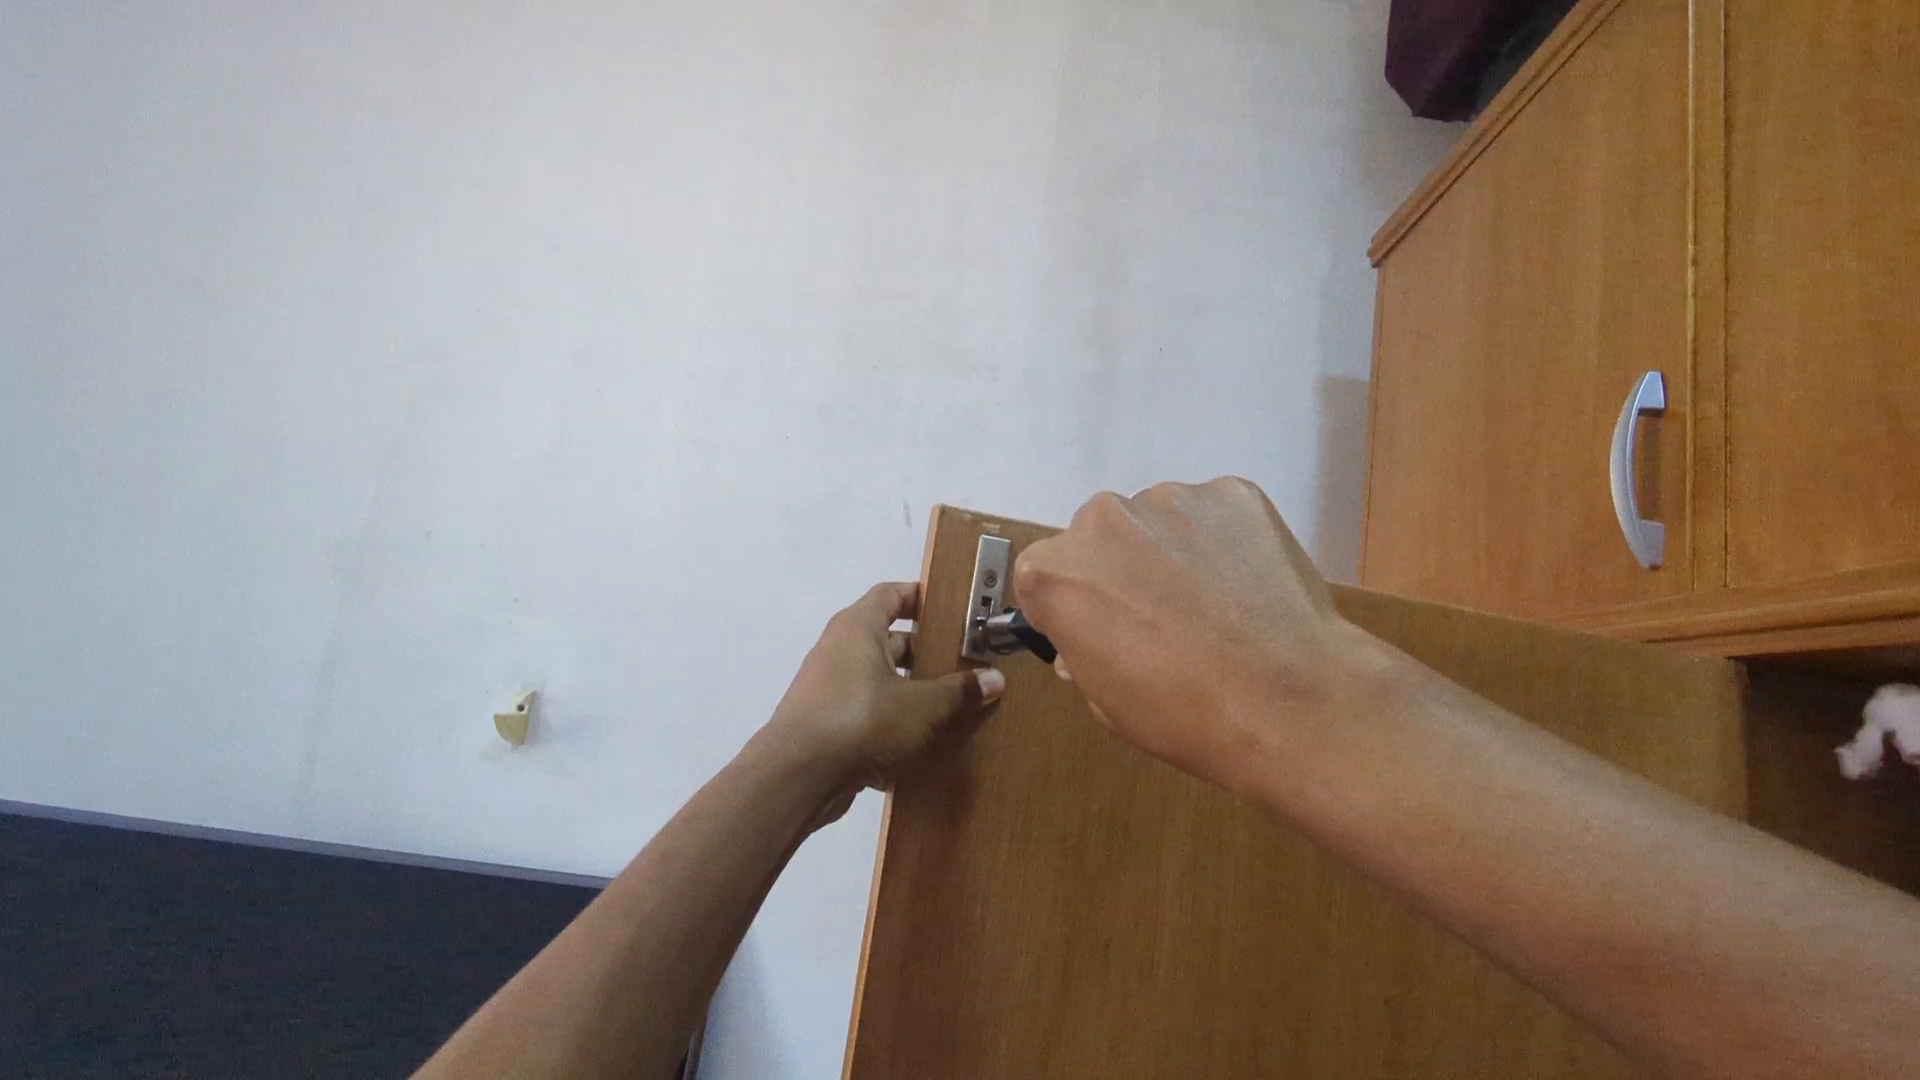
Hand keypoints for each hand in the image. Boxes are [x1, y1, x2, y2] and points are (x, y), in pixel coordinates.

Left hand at [767, 583, 1003, 799]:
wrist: (797, 776)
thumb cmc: (861, 720)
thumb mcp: (920, 706)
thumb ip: (958, 692)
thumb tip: (996, 680)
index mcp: (858, 627)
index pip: (892, 593)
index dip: (922, 596)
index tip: (954, 610)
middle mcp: (840, 648)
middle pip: (889, 638)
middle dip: (925, 651)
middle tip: (963, 663)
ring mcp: (829, 686)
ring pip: (879, 678)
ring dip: (910, 689)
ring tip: (950, 704)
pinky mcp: (826, 722)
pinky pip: (867, 710)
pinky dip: (891, 720)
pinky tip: (921, 741)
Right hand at [1013, 478, 1392, 793]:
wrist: (1290, 702)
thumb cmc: (1182, 713)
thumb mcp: (1103, 700)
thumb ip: (1082, 648)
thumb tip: (1092, 633)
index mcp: (1056, 570)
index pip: (1043, 575)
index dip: (1070, 605)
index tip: (1098, 630)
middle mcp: (1102, 518)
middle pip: (1096, 537)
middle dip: (1117, 568)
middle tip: (1157, 615)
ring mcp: (1171, 498)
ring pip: (1154, 520)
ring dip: (1168, 549)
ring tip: (1211, 601)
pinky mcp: (1233, 493)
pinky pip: (1211, 514)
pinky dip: (1221, 539)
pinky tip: (1245, 583)